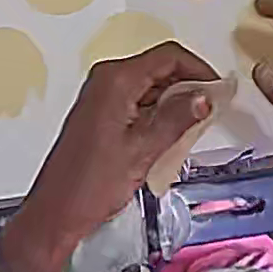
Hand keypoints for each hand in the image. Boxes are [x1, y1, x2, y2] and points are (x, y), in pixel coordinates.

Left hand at [0, 41, 217, 271]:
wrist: (54, 215)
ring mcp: (103, 93)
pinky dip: (158, 110)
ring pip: (151, 83)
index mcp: (117, 79)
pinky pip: (138, 97)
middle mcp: (108, 78)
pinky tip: (171, 133)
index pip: (169, 56)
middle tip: (211, 109)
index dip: (199, 69)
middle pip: (160, 67)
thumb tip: (205, 97)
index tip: (218, 90)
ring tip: (195, 125)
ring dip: (175, 100)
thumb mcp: (144, 150)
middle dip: (188, 85)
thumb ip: (178, 118)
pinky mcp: (102, 109)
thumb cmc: (92, 184)